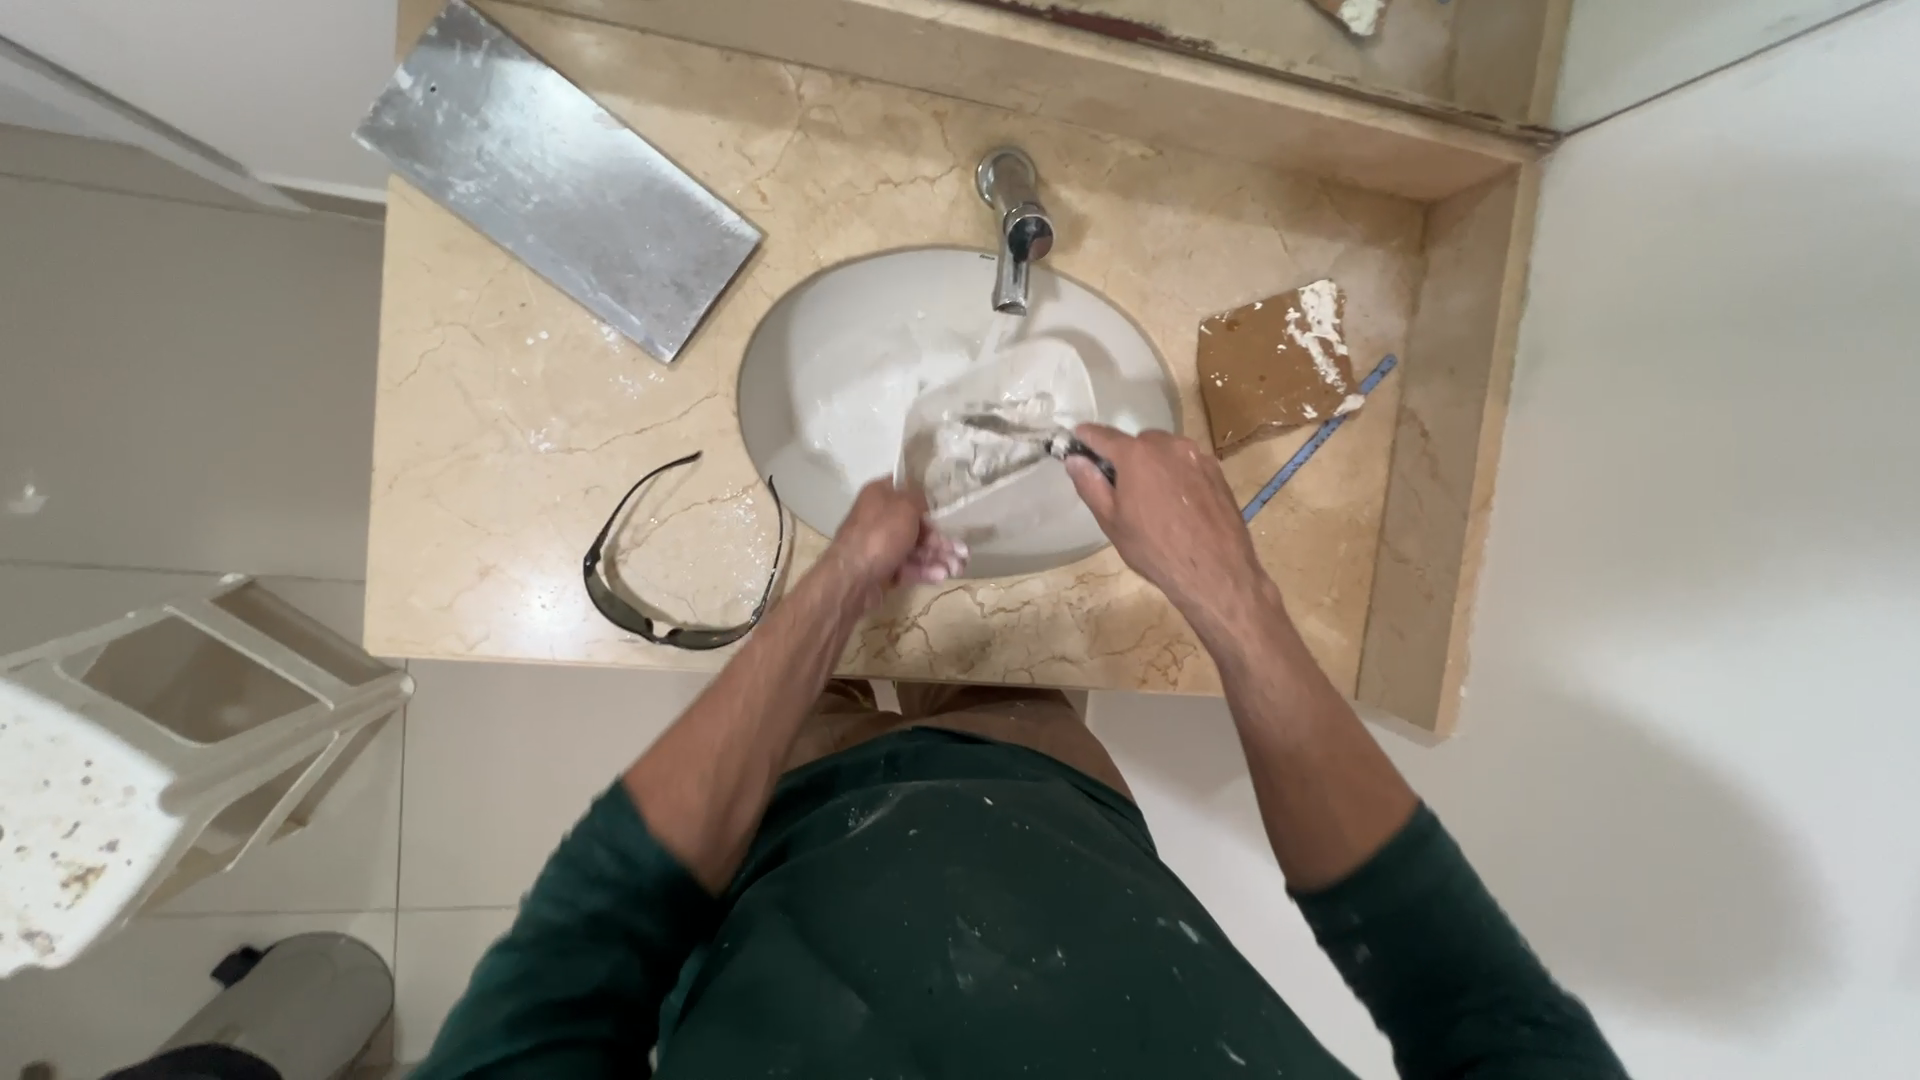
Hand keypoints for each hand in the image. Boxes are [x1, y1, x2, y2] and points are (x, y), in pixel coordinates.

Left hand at [827, 480, 968, 607]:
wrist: (852, 578)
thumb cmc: (880, 534)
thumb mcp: (905, 506)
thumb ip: (920, 498)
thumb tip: (925, 499)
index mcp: (880, 495)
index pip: (908, 489)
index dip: (930, 497)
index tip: (952, 506)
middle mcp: (880, 518)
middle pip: (917, 524)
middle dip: (942, 538)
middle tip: (964, 551)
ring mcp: (881, 545)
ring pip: (916, 548)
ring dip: (939, 557)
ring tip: (958, 567)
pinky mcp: (884, 569)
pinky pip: (909, 567)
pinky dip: (925, 570)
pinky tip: (942, 575)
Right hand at [1065, 425, 1273, 629]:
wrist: (1214, 570)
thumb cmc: (1153, 548)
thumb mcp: (1111, 521)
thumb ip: (1090, 484)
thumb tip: (1074, 459)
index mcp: (1136, 454)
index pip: (1102, 435)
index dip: (1086, 438)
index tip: (1076, 442)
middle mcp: (1169, 445)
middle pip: (1137, 442)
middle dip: (1125, 457)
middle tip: (1121, 488)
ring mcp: (1197, 456)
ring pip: (1165, 451)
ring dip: (1153, 464)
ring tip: (1153, 499)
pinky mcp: (1217, 471)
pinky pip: (1186, 464)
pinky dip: (1176, 474)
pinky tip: (1178, 504)